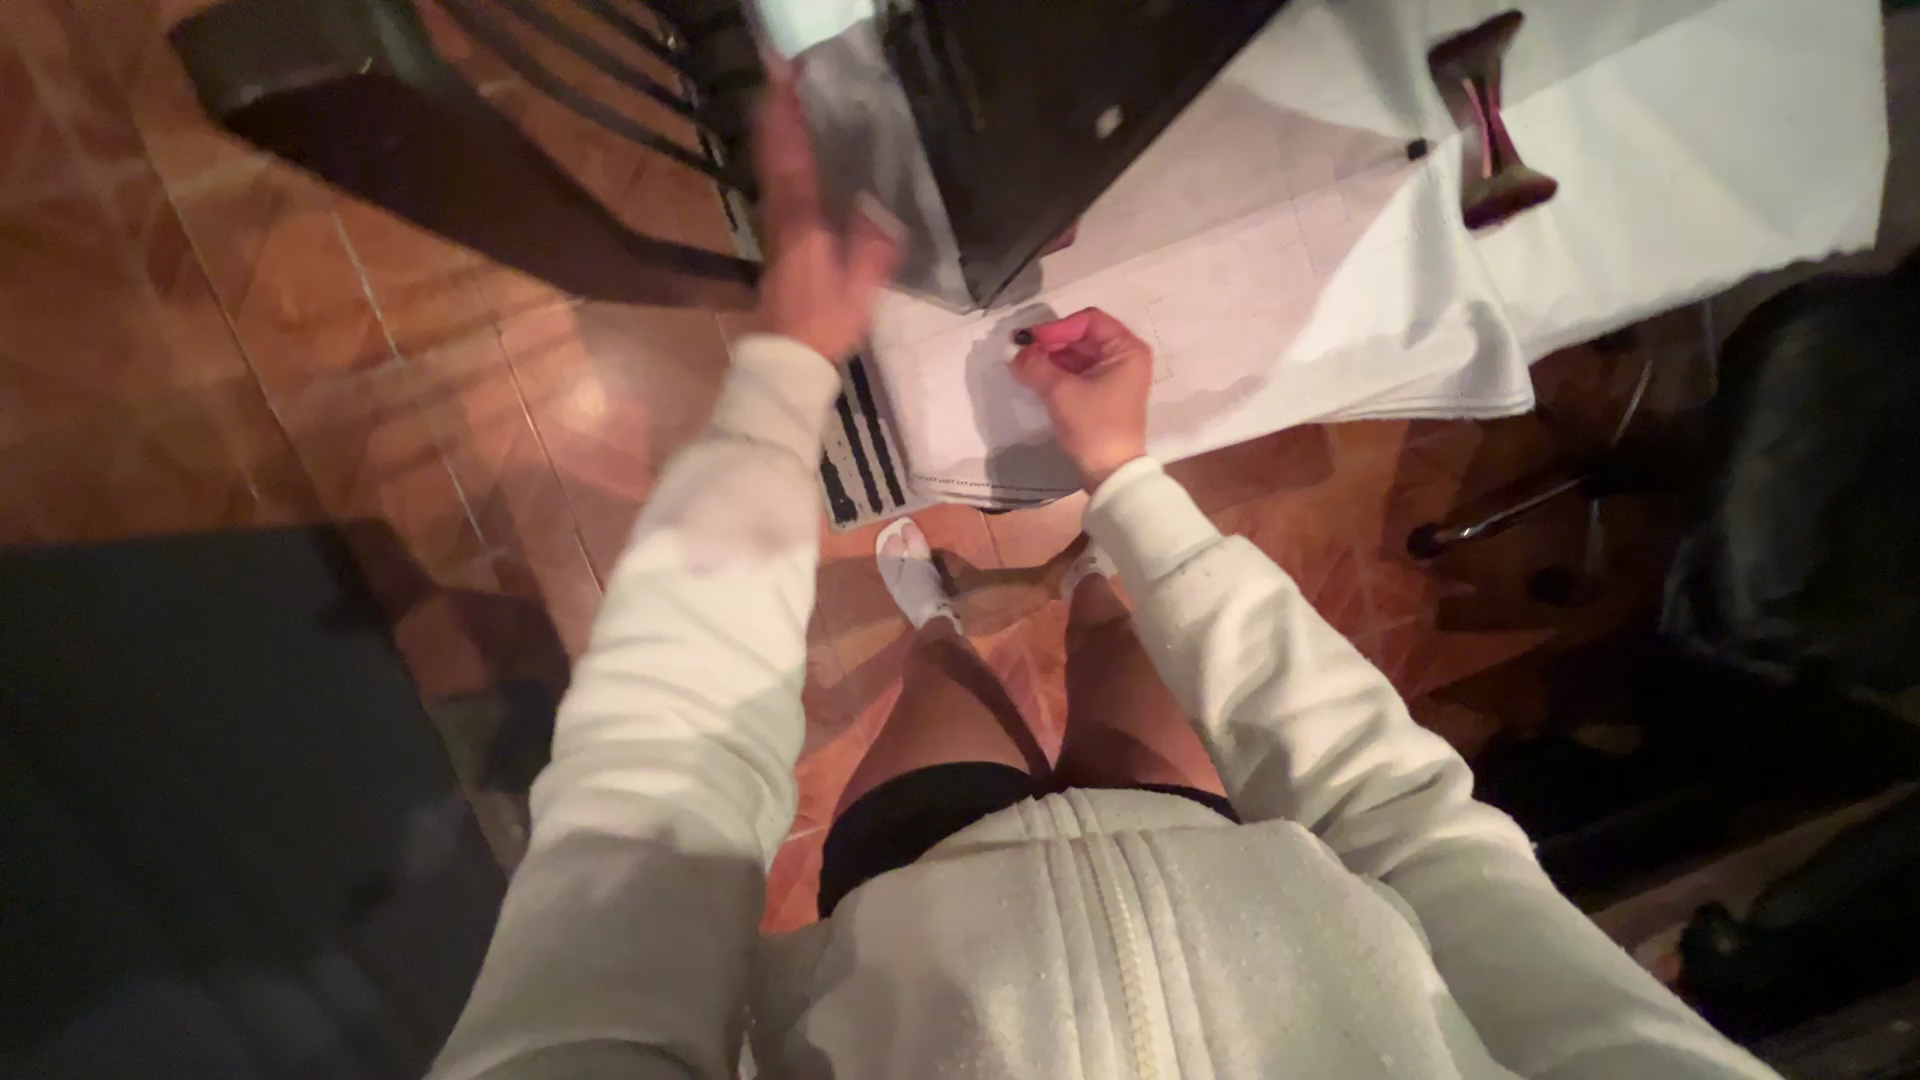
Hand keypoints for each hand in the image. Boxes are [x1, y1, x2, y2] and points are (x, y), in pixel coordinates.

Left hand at [751, 62, 901, 363]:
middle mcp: (783, 217)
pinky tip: (787, 160)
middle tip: (782, 78)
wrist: (788, 355)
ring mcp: (775, 230)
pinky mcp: (777, 245)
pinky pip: (774, 190)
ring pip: (770, 171)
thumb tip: (882, 212)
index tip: (787, 78)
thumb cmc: (823, 324)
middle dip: (778, 116)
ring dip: (774, 136)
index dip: (789, 117)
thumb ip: (872, 250)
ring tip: (782, 105)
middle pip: (775, 156)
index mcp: (804, 222)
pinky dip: (777, 164)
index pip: (794, 158)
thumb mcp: (858, 291)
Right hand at [1009, 308, 1151, 489]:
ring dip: (1050, 359)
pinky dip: (1056, 374)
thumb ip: (1036, 366)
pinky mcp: (1102, 395)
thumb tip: (1014, 353)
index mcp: (1126, 349)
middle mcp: (1124, 357)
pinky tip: (1034, 379)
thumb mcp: (1061, 393)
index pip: (1088, 320)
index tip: (1030, 342)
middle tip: (1021, 354)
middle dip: (1050, 344)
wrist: (1110, 473)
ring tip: (1023, 367)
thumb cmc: (1094, 427)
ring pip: (1077, 356)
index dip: (1057, 327)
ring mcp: (1114, 377)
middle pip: (1082, 337)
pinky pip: (1077, 374)